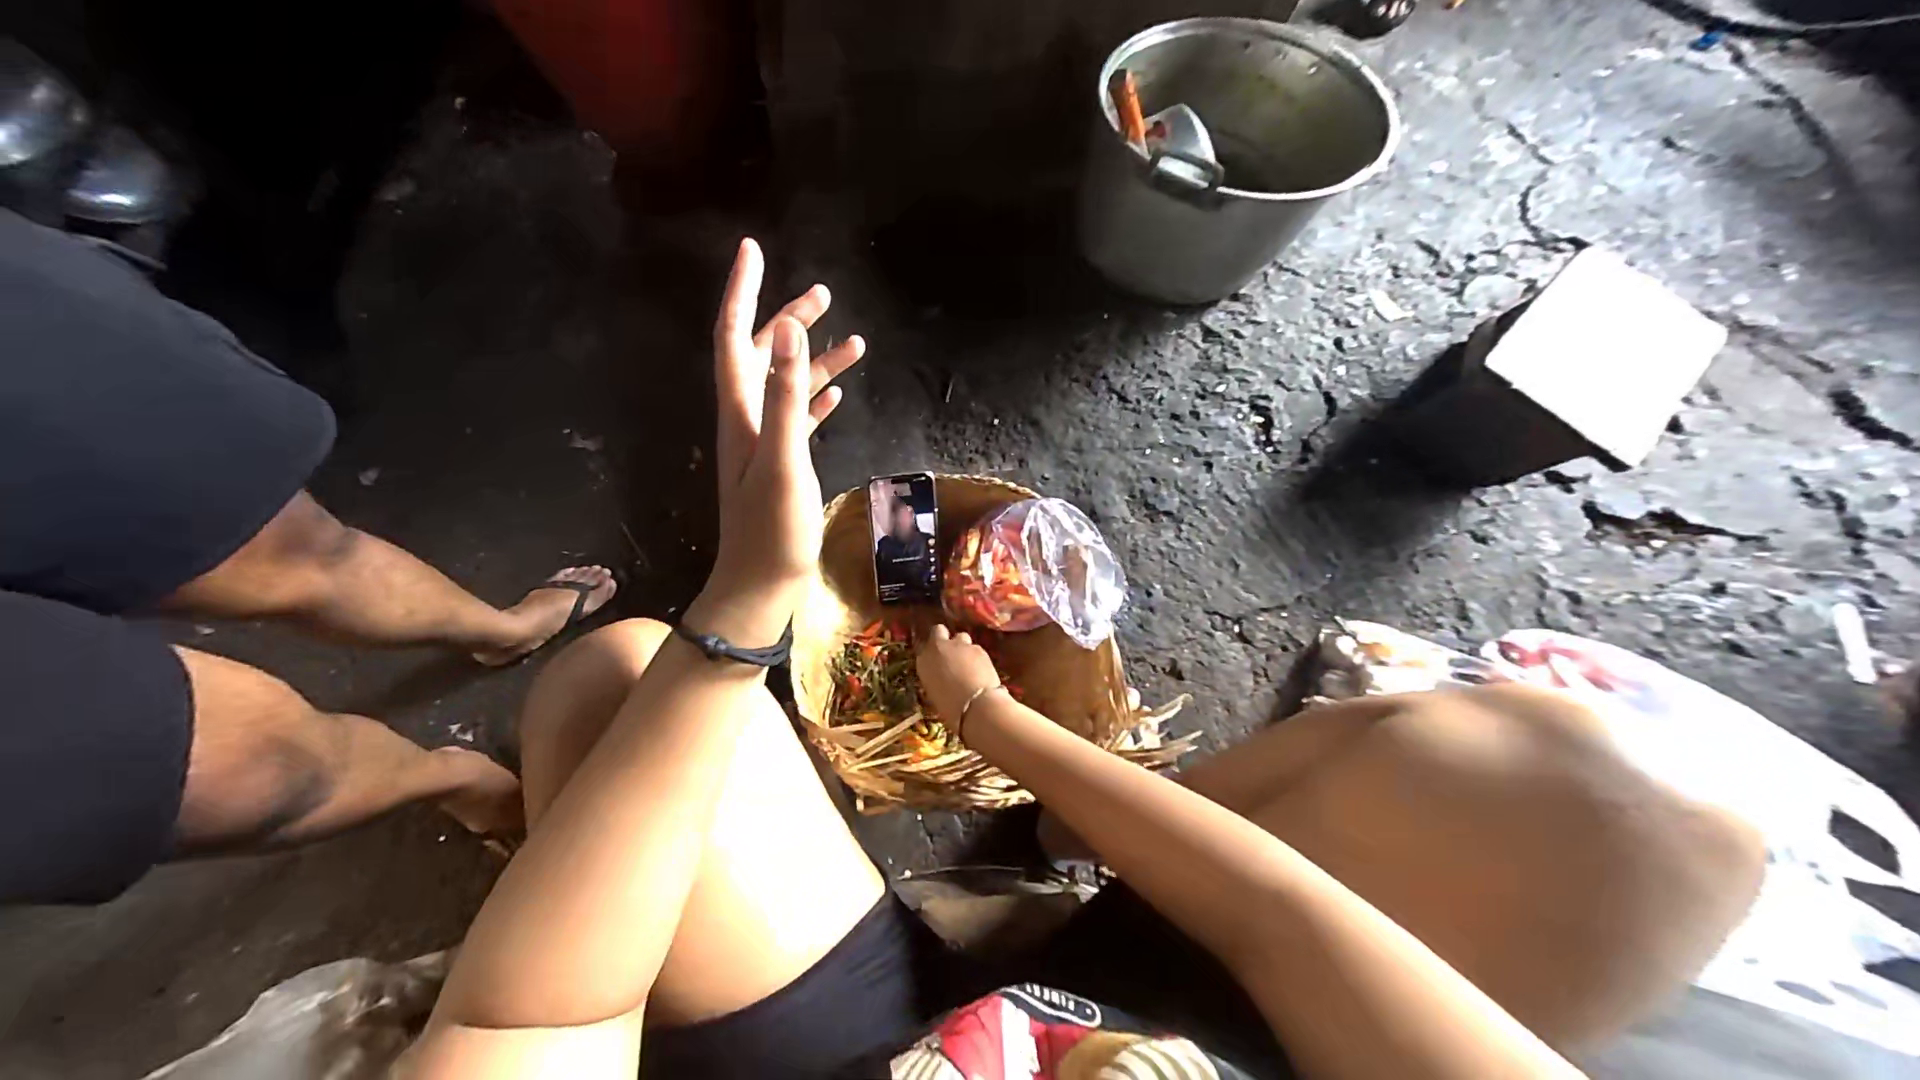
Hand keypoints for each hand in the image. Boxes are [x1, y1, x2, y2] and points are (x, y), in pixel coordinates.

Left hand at [693, 240, 864, 643]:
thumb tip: (785, 333)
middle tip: (823, 294)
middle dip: (787, 319)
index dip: (743, 293)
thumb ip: (785, 397)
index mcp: (741, 413)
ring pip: (787, 386)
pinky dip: (816, 399)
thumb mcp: (781, 460)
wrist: (761, 585)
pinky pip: (799, 419)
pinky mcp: (782, 465)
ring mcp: (765, 444)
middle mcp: (747, 420)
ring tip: (854, 340)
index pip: (734, 338)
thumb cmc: (772, 531)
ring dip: (814, 360)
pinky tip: (838, 395)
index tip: (754, 250)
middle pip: (762, 355)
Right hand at [917, 624, 1003, 730]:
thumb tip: (941, 675)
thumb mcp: (934, 692)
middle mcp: (939, 647)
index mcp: (924, 660)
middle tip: (951, 654)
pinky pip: (976, 648)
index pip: (924, 646)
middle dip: (945, 639)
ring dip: (963, 647)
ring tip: (969, 664)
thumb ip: (936, 676)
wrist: (975, 704)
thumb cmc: (949, 706)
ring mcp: (960, 645)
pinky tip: (982, 670)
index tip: (936, 660)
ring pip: (961, 637)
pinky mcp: (979, 648)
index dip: (932, 651)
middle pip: (939, 631)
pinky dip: (978, 657)